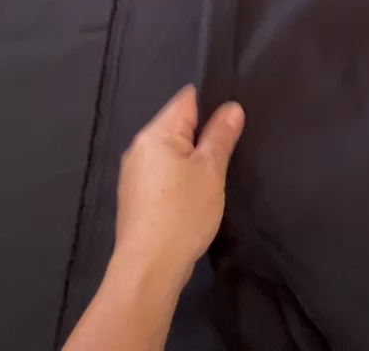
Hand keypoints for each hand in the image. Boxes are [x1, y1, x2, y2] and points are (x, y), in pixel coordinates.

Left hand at [112, 85, 245, 289]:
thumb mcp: (210, 170)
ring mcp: (134, 173)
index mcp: (156, 133)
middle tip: (231, 144)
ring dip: (192, 155)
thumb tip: (232, 107)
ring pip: (171, 149)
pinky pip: (162, 170)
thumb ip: (221, 135)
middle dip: (203, 131)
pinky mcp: (136, 196)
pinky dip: (179, 174)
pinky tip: (195, 192)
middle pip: (178, 124)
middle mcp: (140, 146)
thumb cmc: (182, 213)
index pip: (187, 99)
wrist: (149, 270)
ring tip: (216, 169)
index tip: (234, 116)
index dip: (213, 102)